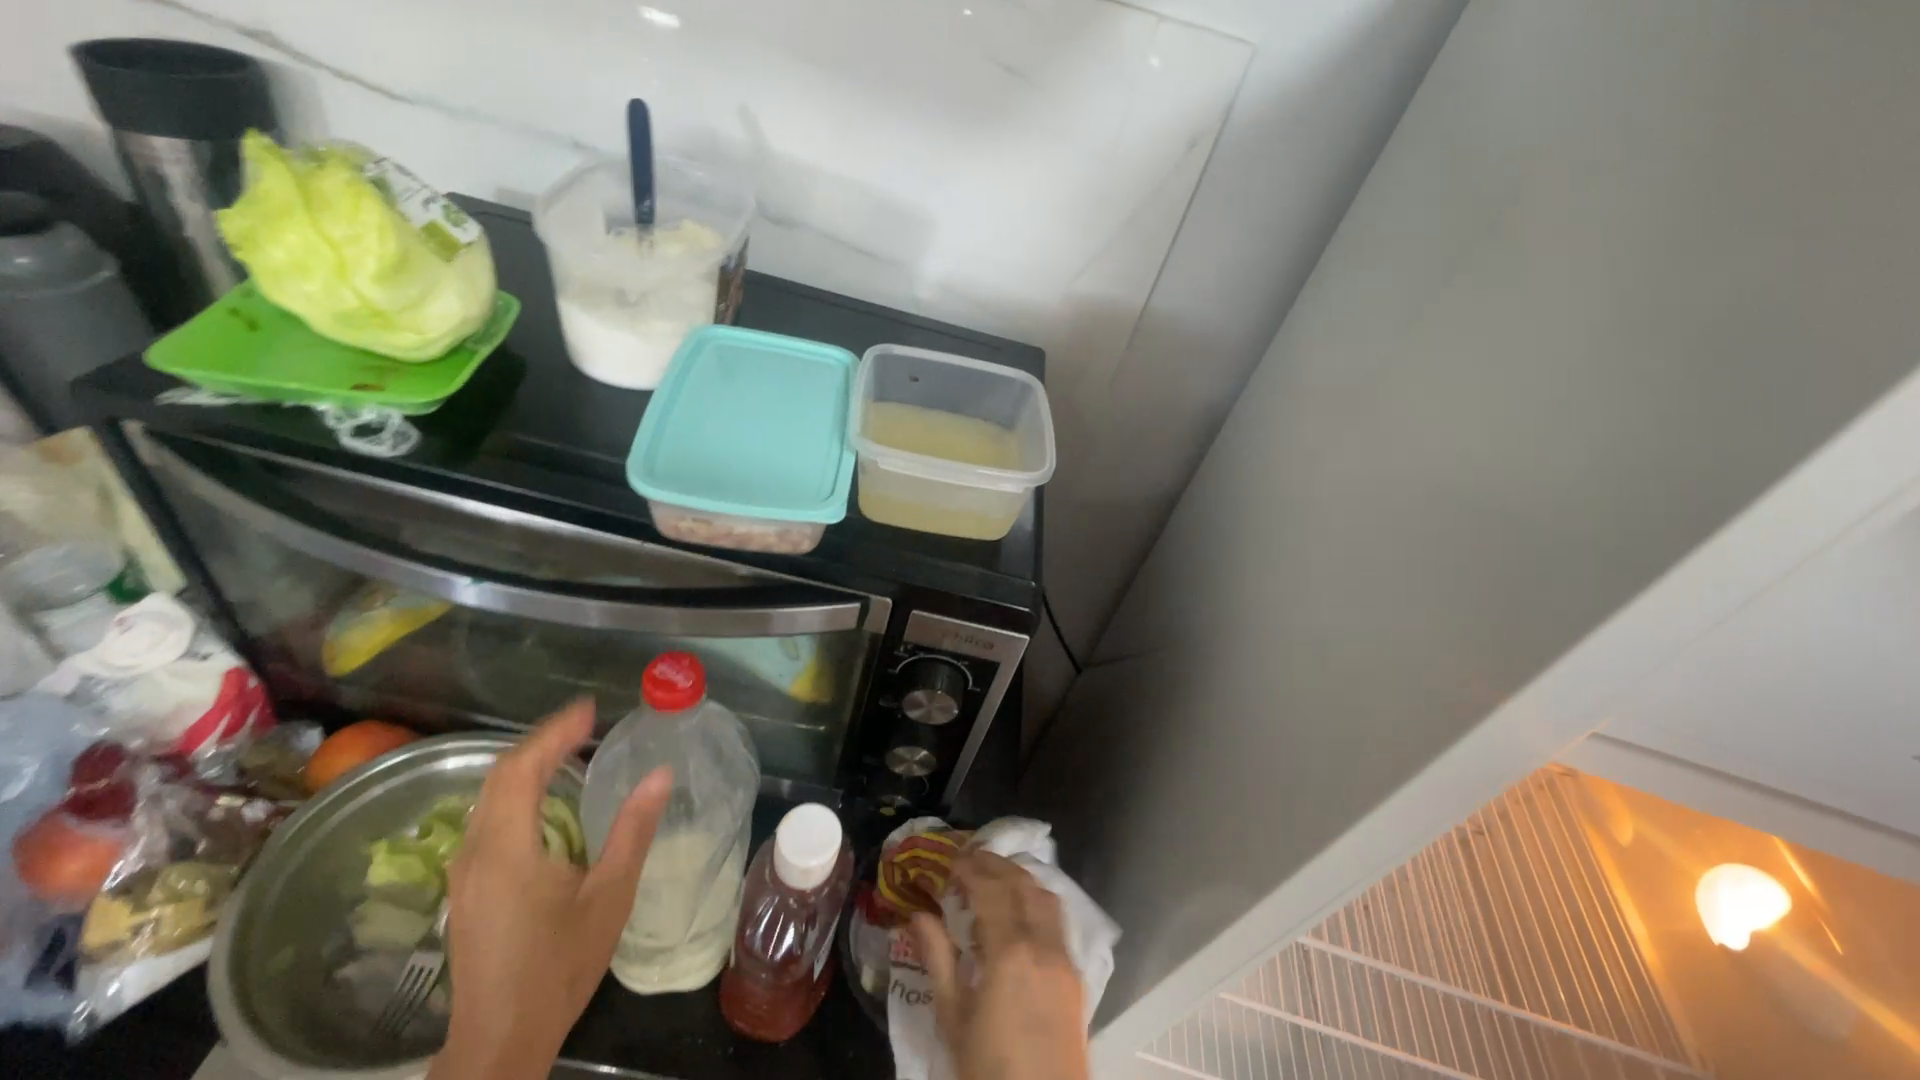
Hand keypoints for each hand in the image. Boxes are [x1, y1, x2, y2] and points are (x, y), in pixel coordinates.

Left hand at [427, 700, 672, 1079]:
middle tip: (585, 726)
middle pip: (499, 777)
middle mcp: (475, 851)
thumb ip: (632, 831)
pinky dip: (516, 796)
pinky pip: (487, 821)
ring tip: (570, 755)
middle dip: (540, 743)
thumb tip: (660, 775)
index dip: (555, 732)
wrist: (501, 1039)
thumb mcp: (609, 896)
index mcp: (508, 848)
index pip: (522, 768)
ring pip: (488, 799)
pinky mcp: (464, 889)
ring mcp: (463, 872)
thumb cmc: (560, 967)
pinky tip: (545, 806)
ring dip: (525, 769)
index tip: (589, 709)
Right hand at [910, 851, 1089, 1079]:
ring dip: (1021, 879)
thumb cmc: (988, 1066)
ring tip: (995, 876)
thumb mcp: (952, 1016)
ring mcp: (1065, 958)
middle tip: (970, 859)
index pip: (991, 890)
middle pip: (1023, 886)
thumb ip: (937, 959)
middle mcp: (1043, 944)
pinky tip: (1021, 910)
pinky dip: (1038, 900)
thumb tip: (918, 916)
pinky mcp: (1076, 975)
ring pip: (1047, 898)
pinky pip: (1058, 920)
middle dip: (996, 865)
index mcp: (1009, 951)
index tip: (951, 861)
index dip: (971, 869)